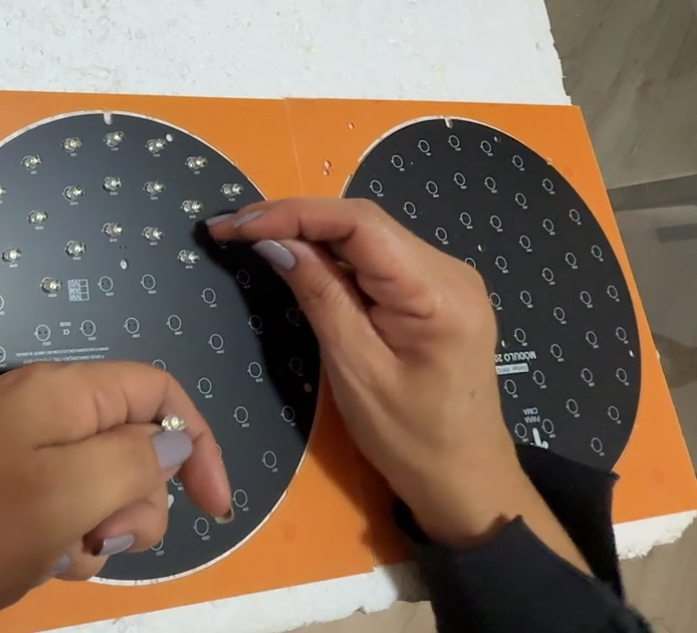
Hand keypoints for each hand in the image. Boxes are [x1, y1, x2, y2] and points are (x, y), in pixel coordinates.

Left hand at [0, 361, 232, 627]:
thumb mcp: (62, 494)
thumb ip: (130, 460)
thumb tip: (173, 438)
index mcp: (63, 391)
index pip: (156, 388)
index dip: (195, 438)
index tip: (215, 510)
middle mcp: (45, 406)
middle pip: (131, 437)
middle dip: (139, 497)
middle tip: (104, 541)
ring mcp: (20, 443)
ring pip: (99, 479)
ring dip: (101, 524)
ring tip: (65, 555)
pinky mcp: (1, 479)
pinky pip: (60, 500)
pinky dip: (66, 534)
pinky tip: (41, 561)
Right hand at [207, 198, 586, 568]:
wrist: (465, 482)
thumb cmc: (409, 436)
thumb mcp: (354, 366)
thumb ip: (318, 293)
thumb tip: (272, 240)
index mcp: (437, 291)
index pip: (357, 223)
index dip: (291, 214)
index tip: (235, 225)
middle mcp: (449, 269)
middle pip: (359, 220)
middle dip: (291, 216)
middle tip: (231, 227)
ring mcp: (443, 276)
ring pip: (363, 231)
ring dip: (304, 228)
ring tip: (249, 234)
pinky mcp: (430, 288)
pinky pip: (371, 252)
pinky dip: (326, 248)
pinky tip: (293, 252)